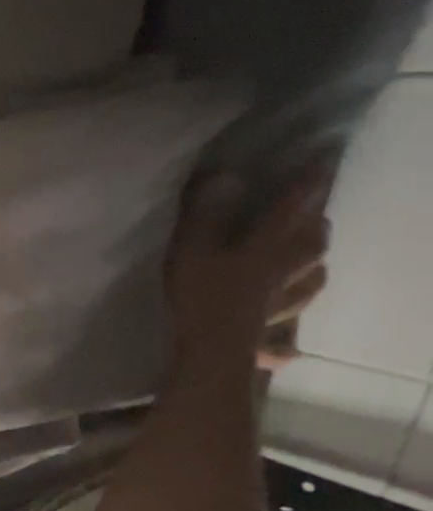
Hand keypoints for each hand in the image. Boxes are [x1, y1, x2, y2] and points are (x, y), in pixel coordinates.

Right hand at [165, 167, 331, 368]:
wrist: (214, 351)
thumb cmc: (201, 295)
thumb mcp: (190, 250)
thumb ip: (205, 214)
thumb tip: (225, 176)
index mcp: (269, 243)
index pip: (295, 204)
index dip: (308, 181)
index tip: (320, 160)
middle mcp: (287, 266)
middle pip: (314, 239)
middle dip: (315, 222)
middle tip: (312, 214)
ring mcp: (284, 297)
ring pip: (313, 272)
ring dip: (314, 262)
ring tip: (310, 258)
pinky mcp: (273, 324)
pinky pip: (295, 310)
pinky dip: (297, 304)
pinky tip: (293, 311)